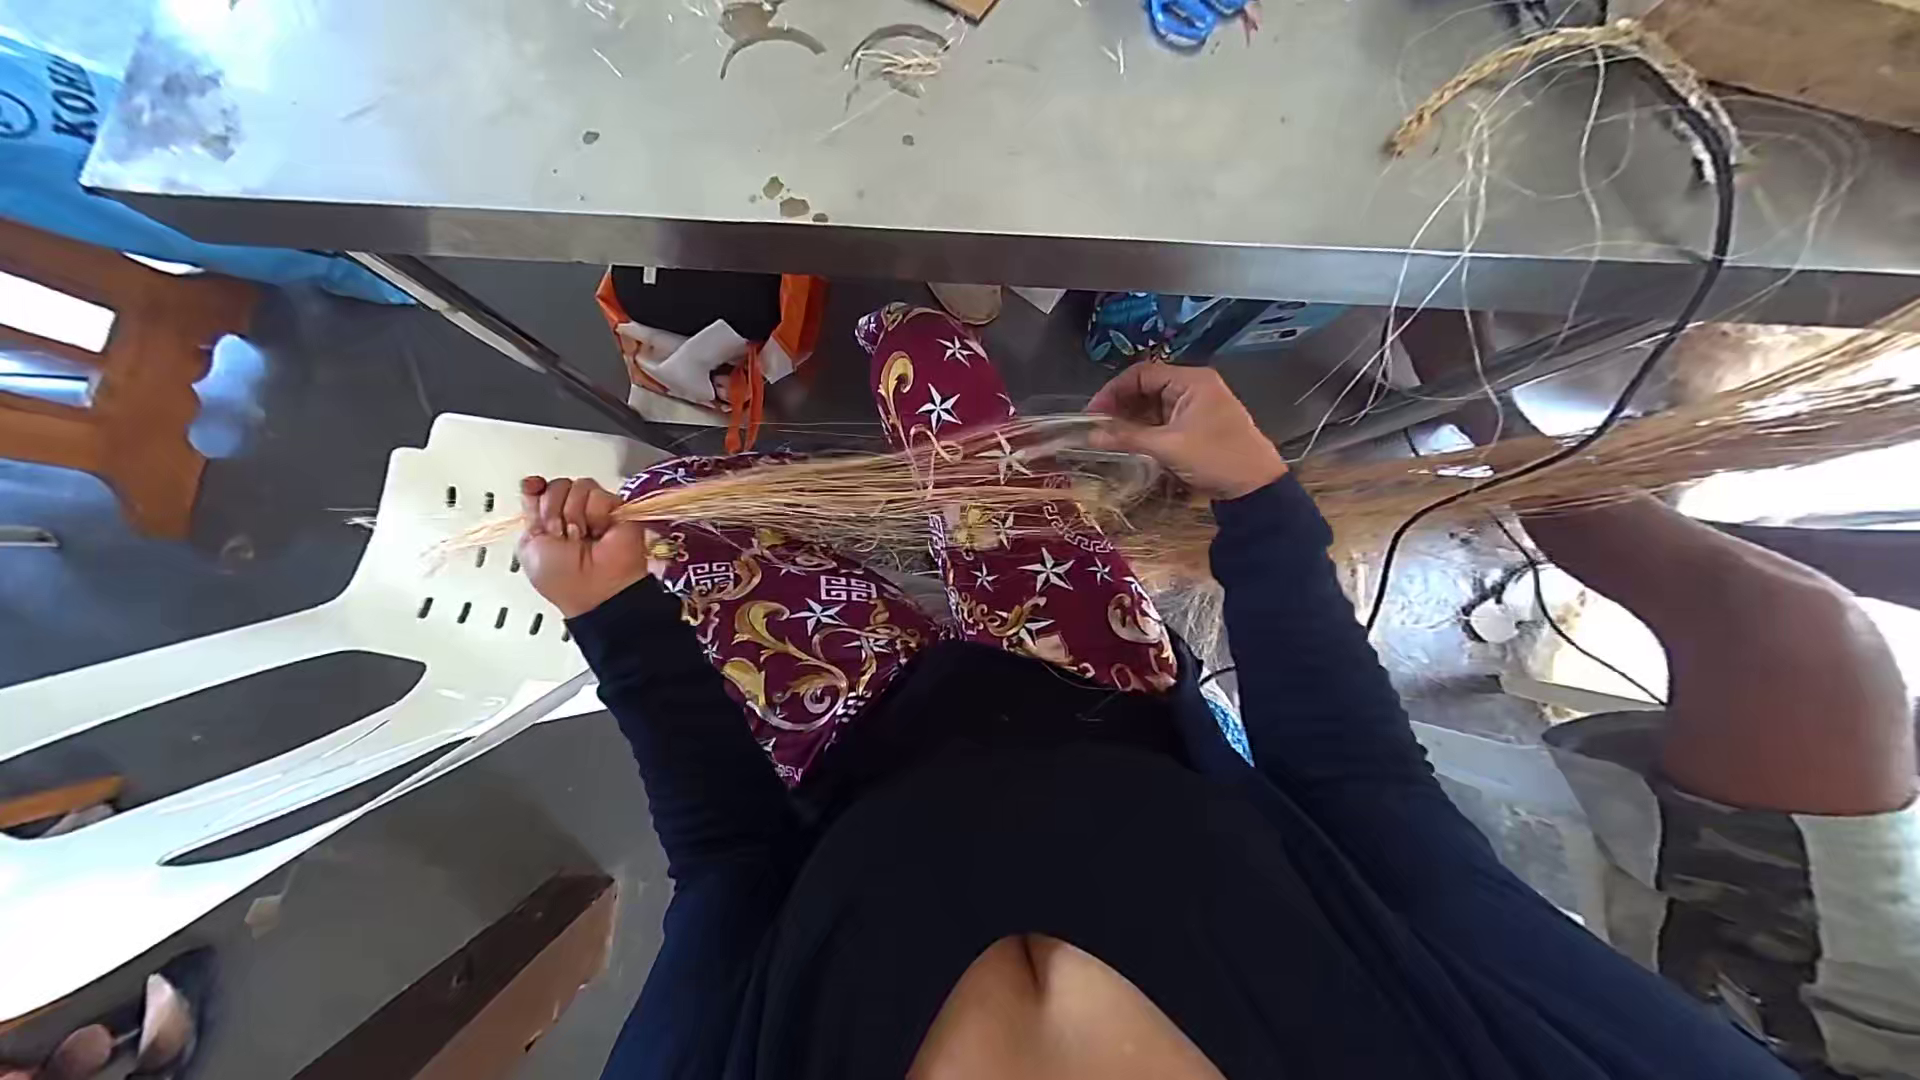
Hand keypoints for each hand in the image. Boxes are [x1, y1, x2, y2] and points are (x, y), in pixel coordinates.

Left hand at [516, 476, 651, 617]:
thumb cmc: (560, 577)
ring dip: (577, 514)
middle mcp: (573, 512)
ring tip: (584, 534)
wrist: (594, 586)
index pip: (540, 488)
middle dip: (555, 509)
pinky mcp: (619, 510)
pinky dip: (597, 515)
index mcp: (549, 520)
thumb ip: (529, 512)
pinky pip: (602, 496)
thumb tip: (532, 483)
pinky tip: (599, 531)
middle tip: (562, 532)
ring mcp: (596, 510)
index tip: (534, 489)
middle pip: (558, 485)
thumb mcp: (529, 545)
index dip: (536, 487)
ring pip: (581, 487)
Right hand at [1086, 363, 1286, 499]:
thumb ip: (1127, 438)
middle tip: (1097, 427)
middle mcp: (1193, 387)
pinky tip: (1128, 442)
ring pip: (1152, 406)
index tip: (1093, 413)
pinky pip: (1161, 421)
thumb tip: (1090, 435)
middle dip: (1119, 406)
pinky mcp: (1194, 426)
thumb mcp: (1167, 447)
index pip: (1141, 374)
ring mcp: (1195, 407)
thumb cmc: (1215, 458)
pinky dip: (1143, 430)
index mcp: (1191, 381)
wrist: (1254, 487)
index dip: (1113, 391)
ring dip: (1130, 420)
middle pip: (1145, 388)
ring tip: (1108, 437)